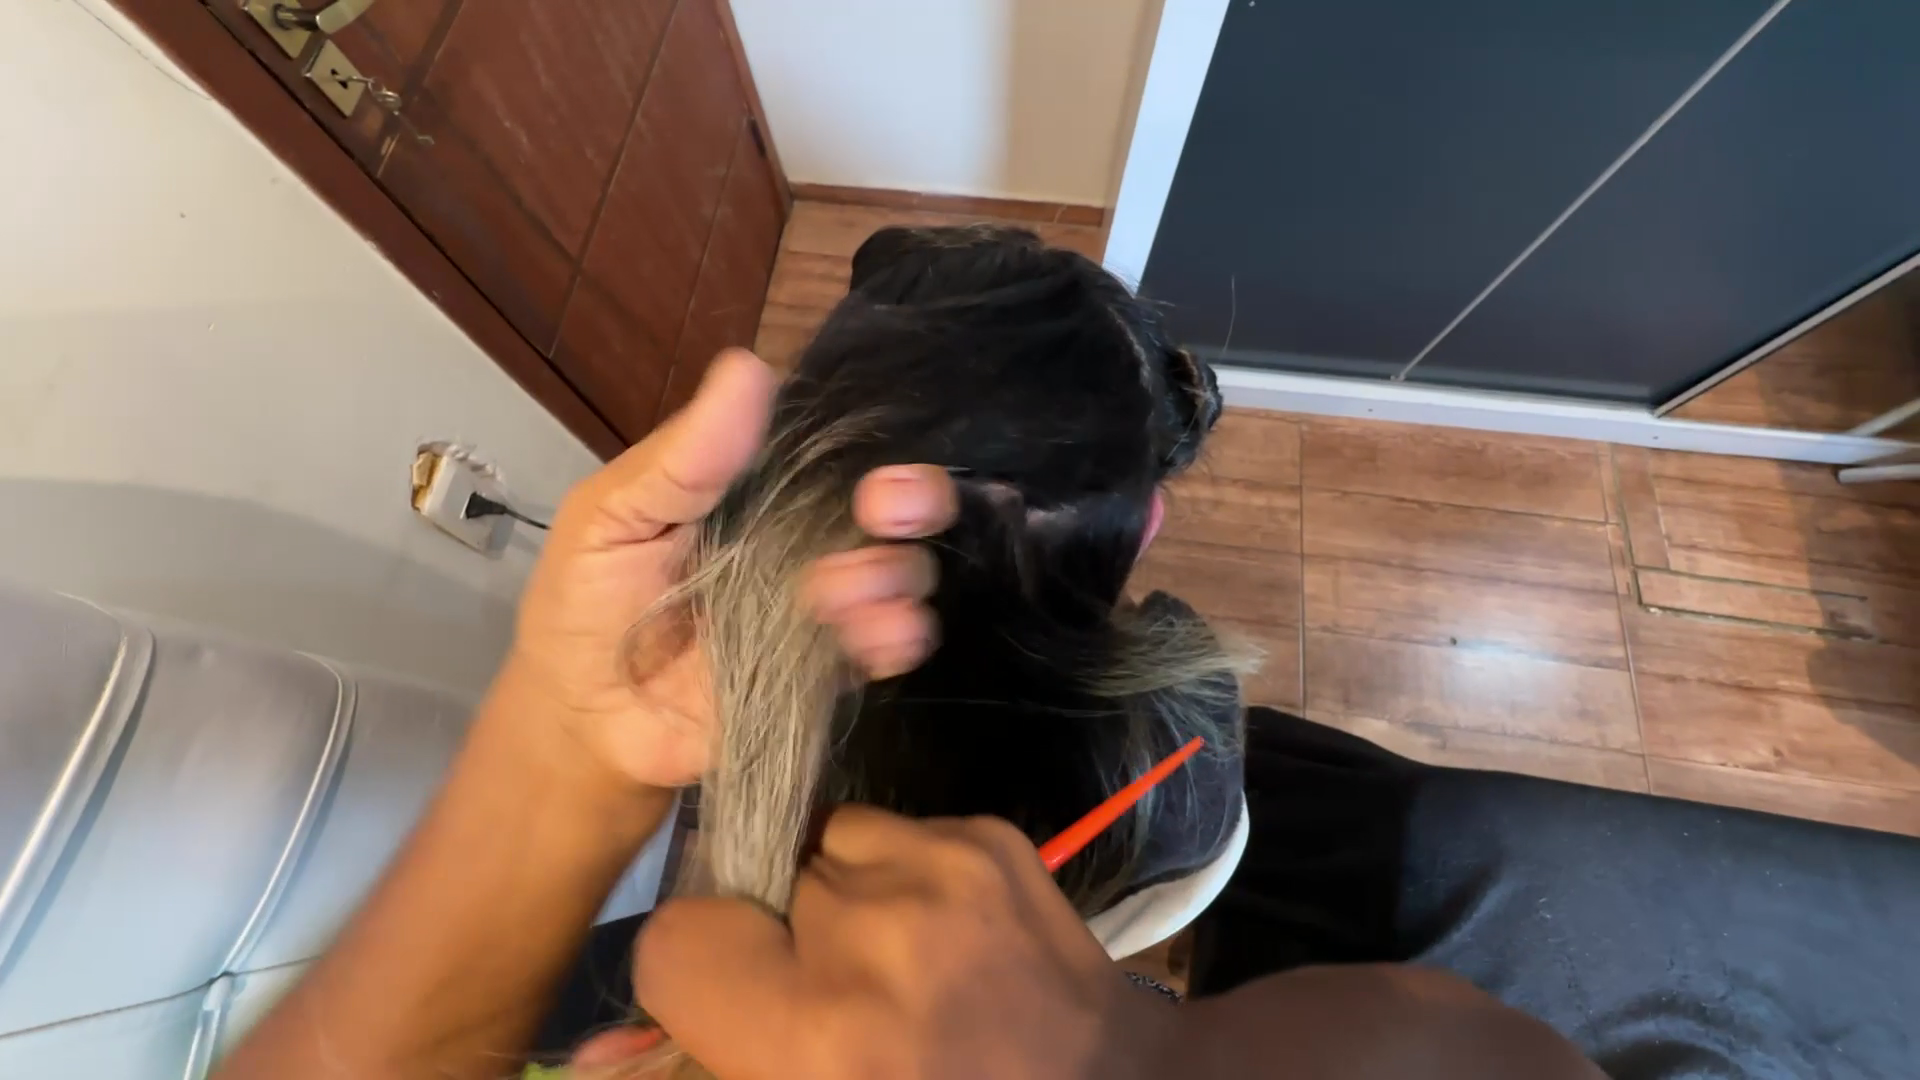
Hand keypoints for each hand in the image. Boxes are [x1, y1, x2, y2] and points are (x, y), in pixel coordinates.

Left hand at [507, 349, 957, 790]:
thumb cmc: (585, 600)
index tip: (875, 469)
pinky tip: (880, 639)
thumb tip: (750, 366)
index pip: (836, 455)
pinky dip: (898, 637)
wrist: (583, 718)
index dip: (872, 450)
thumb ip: (683, 459)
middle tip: (889, 511)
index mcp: (761, 494)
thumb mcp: (612, 517)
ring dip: (894, 575)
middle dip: (915, 501)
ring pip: (901, 573)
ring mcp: (824, 608)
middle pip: (892, 511)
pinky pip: (886, 646)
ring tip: (837, 595)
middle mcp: (806, 542)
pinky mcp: (828, 669)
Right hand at [602, 807, 1175, 1078]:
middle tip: (834, 980)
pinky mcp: (989, 832)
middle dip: (780, 925)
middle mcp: (881, 924)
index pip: (677, 938)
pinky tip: (943, 921)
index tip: (735, 987)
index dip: (694, 966)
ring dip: (839, 886)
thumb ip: (710, 1066)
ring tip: (893, 945)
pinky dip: (899, 868)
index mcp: (822, 1030)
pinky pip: (897, 826)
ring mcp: (946, 861)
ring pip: (826, 837)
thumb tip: (600, 1053)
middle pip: (759, 877)